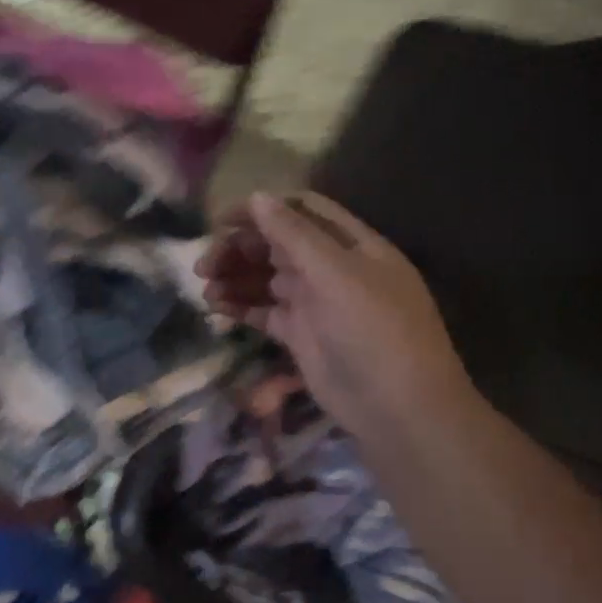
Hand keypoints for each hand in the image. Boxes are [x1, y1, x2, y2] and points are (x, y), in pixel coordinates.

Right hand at [197, 191, 474, 440]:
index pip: (302, 211)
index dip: (263, 209)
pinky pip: (263, 311)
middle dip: (238, 249)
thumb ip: (295, 235)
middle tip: (204, 265)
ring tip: (206, 290)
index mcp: (352, 246)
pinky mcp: (299, 335)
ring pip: (265, 278)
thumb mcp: (337, 275)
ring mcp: (315, 303)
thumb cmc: (376, 331)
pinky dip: (239, 307)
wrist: (397, 406)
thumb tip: (257, 196)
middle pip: (276, 245)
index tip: (221, 220)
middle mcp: (332, 269)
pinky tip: (215, 308)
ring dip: (234, 278)